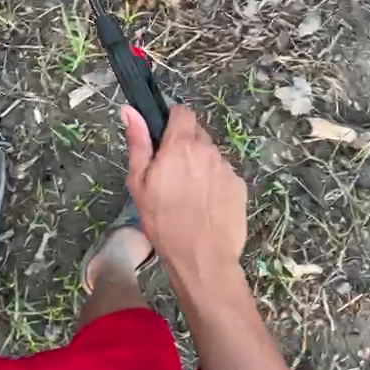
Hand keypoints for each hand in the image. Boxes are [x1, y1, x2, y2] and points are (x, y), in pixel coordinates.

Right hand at [122, 104, 246, 283]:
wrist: (202, 259)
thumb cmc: (163, 221)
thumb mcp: (139, 183)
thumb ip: (138, 143)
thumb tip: (130, 109)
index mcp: (181, 144)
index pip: (182, 112)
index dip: (173, 119)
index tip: (164, 137)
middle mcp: (207, 149)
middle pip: (197, 133)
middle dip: (185, 144)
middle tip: (172, 171)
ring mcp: (226, 168)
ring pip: (210, 155)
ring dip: (200, 164)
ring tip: (189, 193)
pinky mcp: (240, 186)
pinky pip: (224, 174)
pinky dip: (214, 182)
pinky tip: (205, 205)